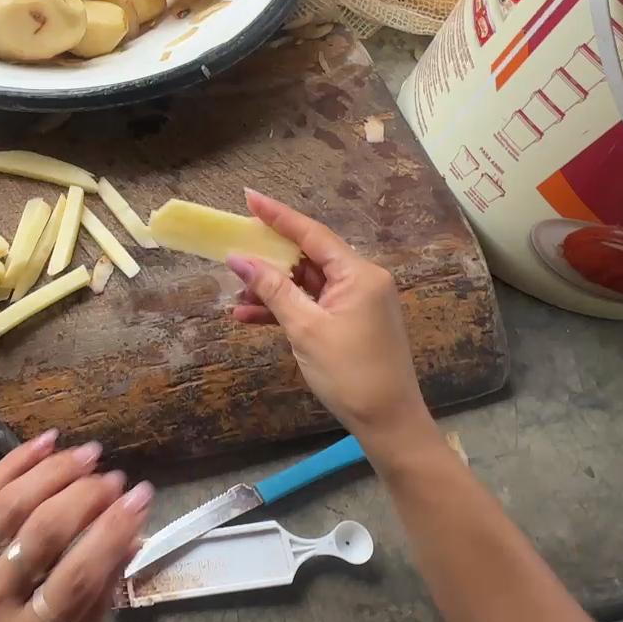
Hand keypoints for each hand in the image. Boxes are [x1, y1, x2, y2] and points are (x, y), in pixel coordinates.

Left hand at [0, 430, 151, 621]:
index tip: (141, 498)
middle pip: (45, 531)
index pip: (78, 576)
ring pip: (12, 503)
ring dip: (55, 470)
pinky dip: (16, 460)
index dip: (113, 532)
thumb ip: (97, 604)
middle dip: (88, 496)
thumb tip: (131, 540)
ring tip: (90, 453)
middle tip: (116, 478)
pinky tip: (47, 442)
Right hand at [225, 189, 434, 458]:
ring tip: (236, 297)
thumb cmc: (350, 373)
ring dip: (271, 289)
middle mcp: (361, 280)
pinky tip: (249, 316)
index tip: (249, 197)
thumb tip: (239, 259)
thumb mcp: (304, 328)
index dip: (277, 215)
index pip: (311, 233)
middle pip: (307, 256)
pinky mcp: (349, 322)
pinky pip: (311, 304)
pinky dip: (284, 309)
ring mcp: (356, 302)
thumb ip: (272, 289)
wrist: (388, 424)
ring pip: (305, 283)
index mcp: (359, 274)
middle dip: (268, 258)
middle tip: (234, 249)